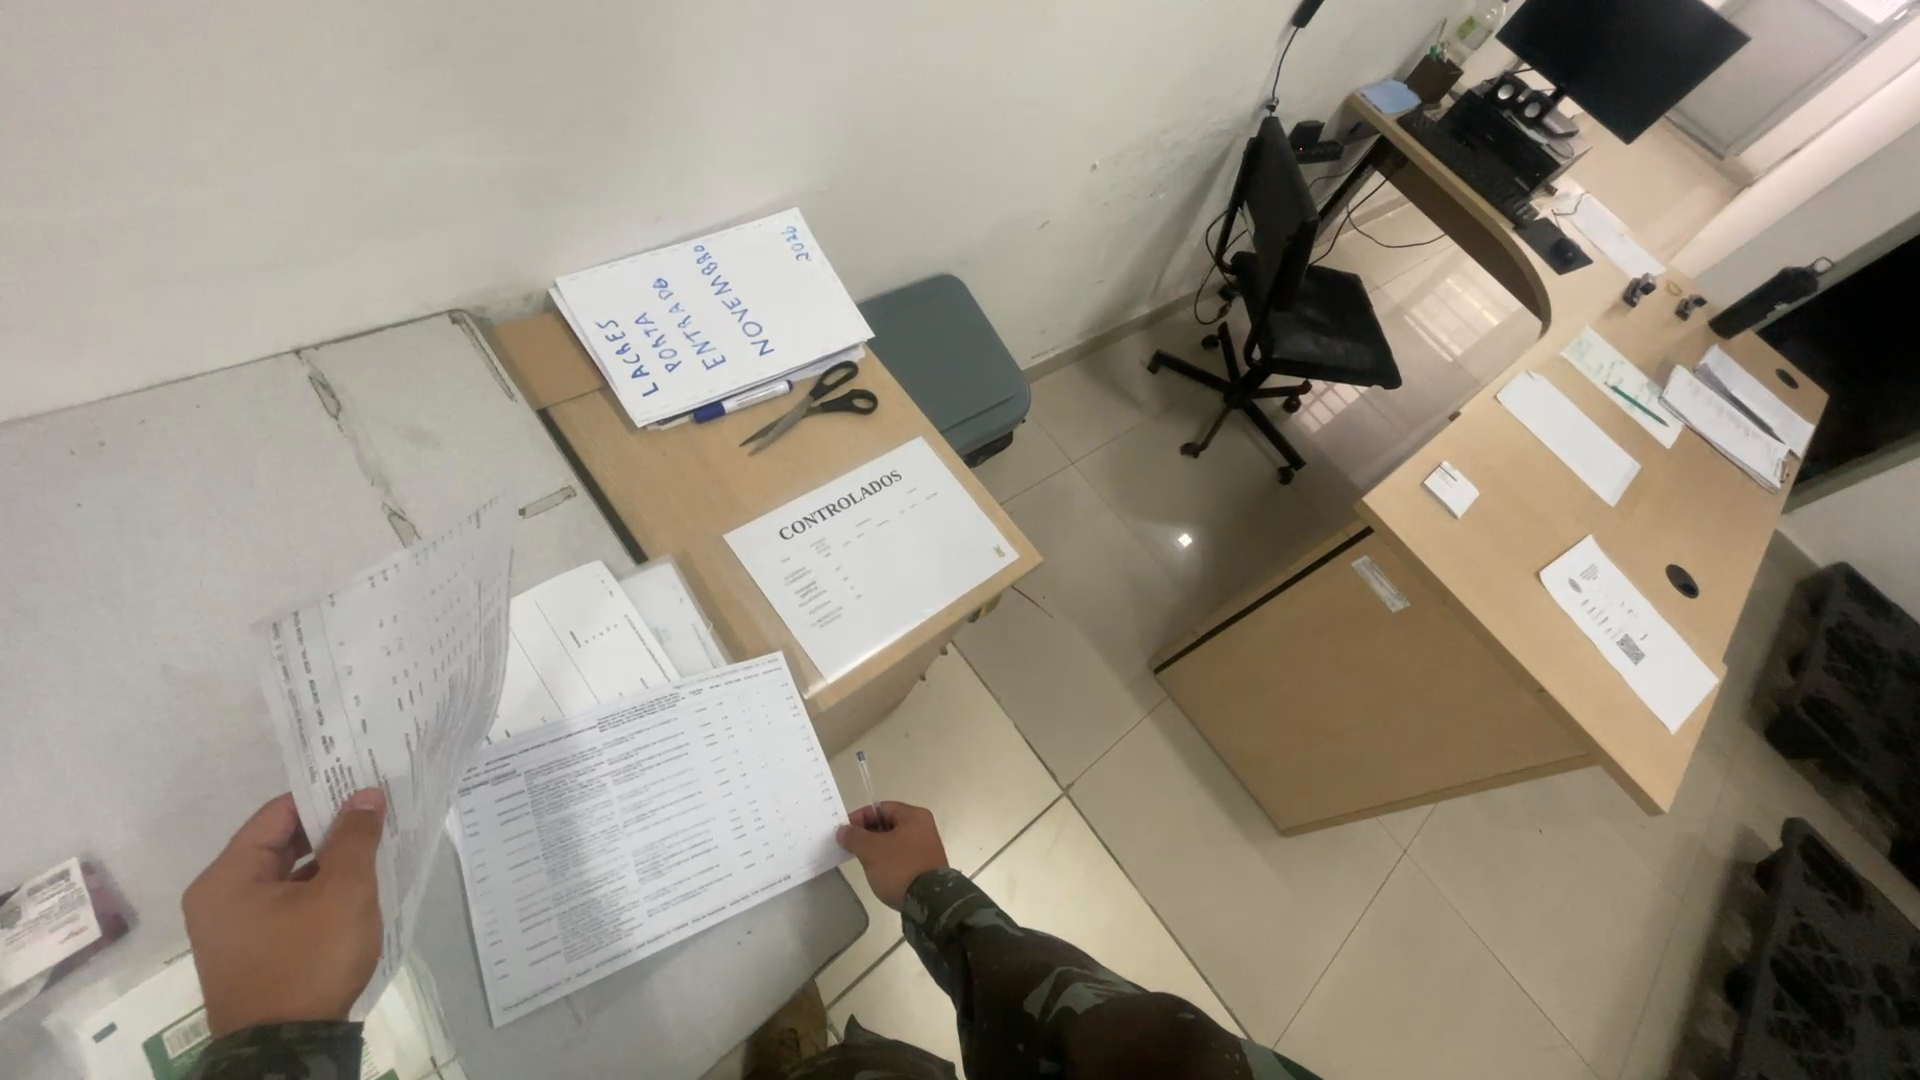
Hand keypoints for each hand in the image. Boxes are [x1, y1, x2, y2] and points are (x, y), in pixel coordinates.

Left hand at [183, 789, 387, 1035]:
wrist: (289, 1043)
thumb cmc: (310, 958)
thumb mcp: (344, 891)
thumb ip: (356, 837)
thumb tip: (367, 794)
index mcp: (227, 878)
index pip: (278, 813)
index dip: (325, 794)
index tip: (369, 782)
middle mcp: (222, 895)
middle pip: (282, 839)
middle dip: (333, 821)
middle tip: (381, 803)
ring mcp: (239, 922)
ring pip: (292, 867)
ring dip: (334, 851)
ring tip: (381, 835)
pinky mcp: (260, 941)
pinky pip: (294, 893)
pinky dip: (326, 879)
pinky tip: (364, 874)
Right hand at [836, 802, 948, 909]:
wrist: (929, 901)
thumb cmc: (899, 868)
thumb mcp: (872, 850)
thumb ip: (855, 837)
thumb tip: (843, 830)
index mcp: (914, 816)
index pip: (881, 808)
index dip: (860, 817)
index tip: (844, 832)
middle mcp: (923, 827)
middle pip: (888, 824)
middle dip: (867, 834)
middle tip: (850, 846)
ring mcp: (926, 848)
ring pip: (894, 841)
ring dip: (876, 848)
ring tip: (861, 860)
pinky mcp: (925, 866)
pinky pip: (901, 856)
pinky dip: (887, 860)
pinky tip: (877, 871)